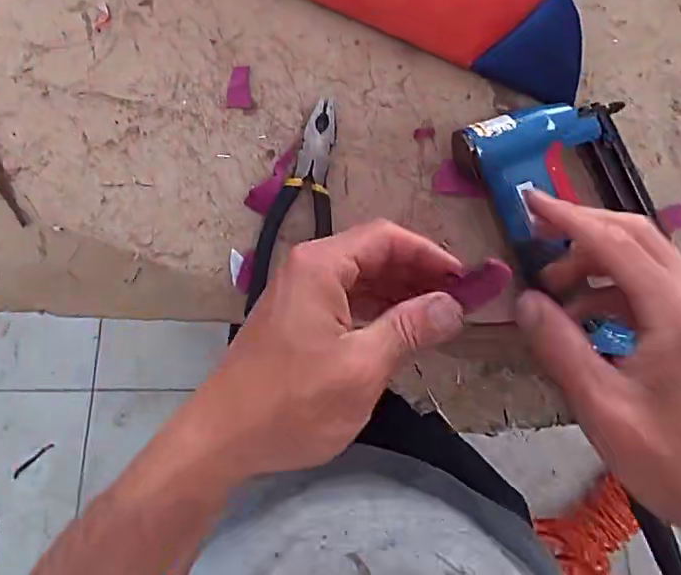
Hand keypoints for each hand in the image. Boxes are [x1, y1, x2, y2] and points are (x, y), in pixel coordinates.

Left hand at [176, 220, 470, 482]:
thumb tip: (454, 306)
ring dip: (401, 290)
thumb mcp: (361, 367)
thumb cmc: (291, 402)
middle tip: (457, 297)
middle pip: (375, 253)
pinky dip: (379, 307)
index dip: (429, 253)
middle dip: (418, 272)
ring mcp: (301, 290)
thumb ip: (410, 328)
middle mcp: (310, 265)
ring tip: (438, 312)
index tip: (463, 277)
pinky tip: (402, 327)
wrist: (217, 443)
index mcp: (322, 264)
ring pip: (363, 275)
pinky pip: (348, 296)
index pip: (387, 238)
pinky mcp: (298, 315)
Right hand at [514, 193, 680, 573]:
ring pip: (650, 259)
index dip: (568, 217)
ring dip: (602, 264)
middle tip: (538, 240)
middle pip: (637, 236)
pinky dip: (622, 289)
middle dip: (584, 231)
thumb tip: (526, 300)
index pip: (616, 241)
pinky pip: (661, 286)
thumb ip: (562, 349)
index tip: (529, 201)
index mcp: (679, 310)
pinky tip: (595, 320)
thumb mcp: (608, 414)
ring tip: (560, 295)